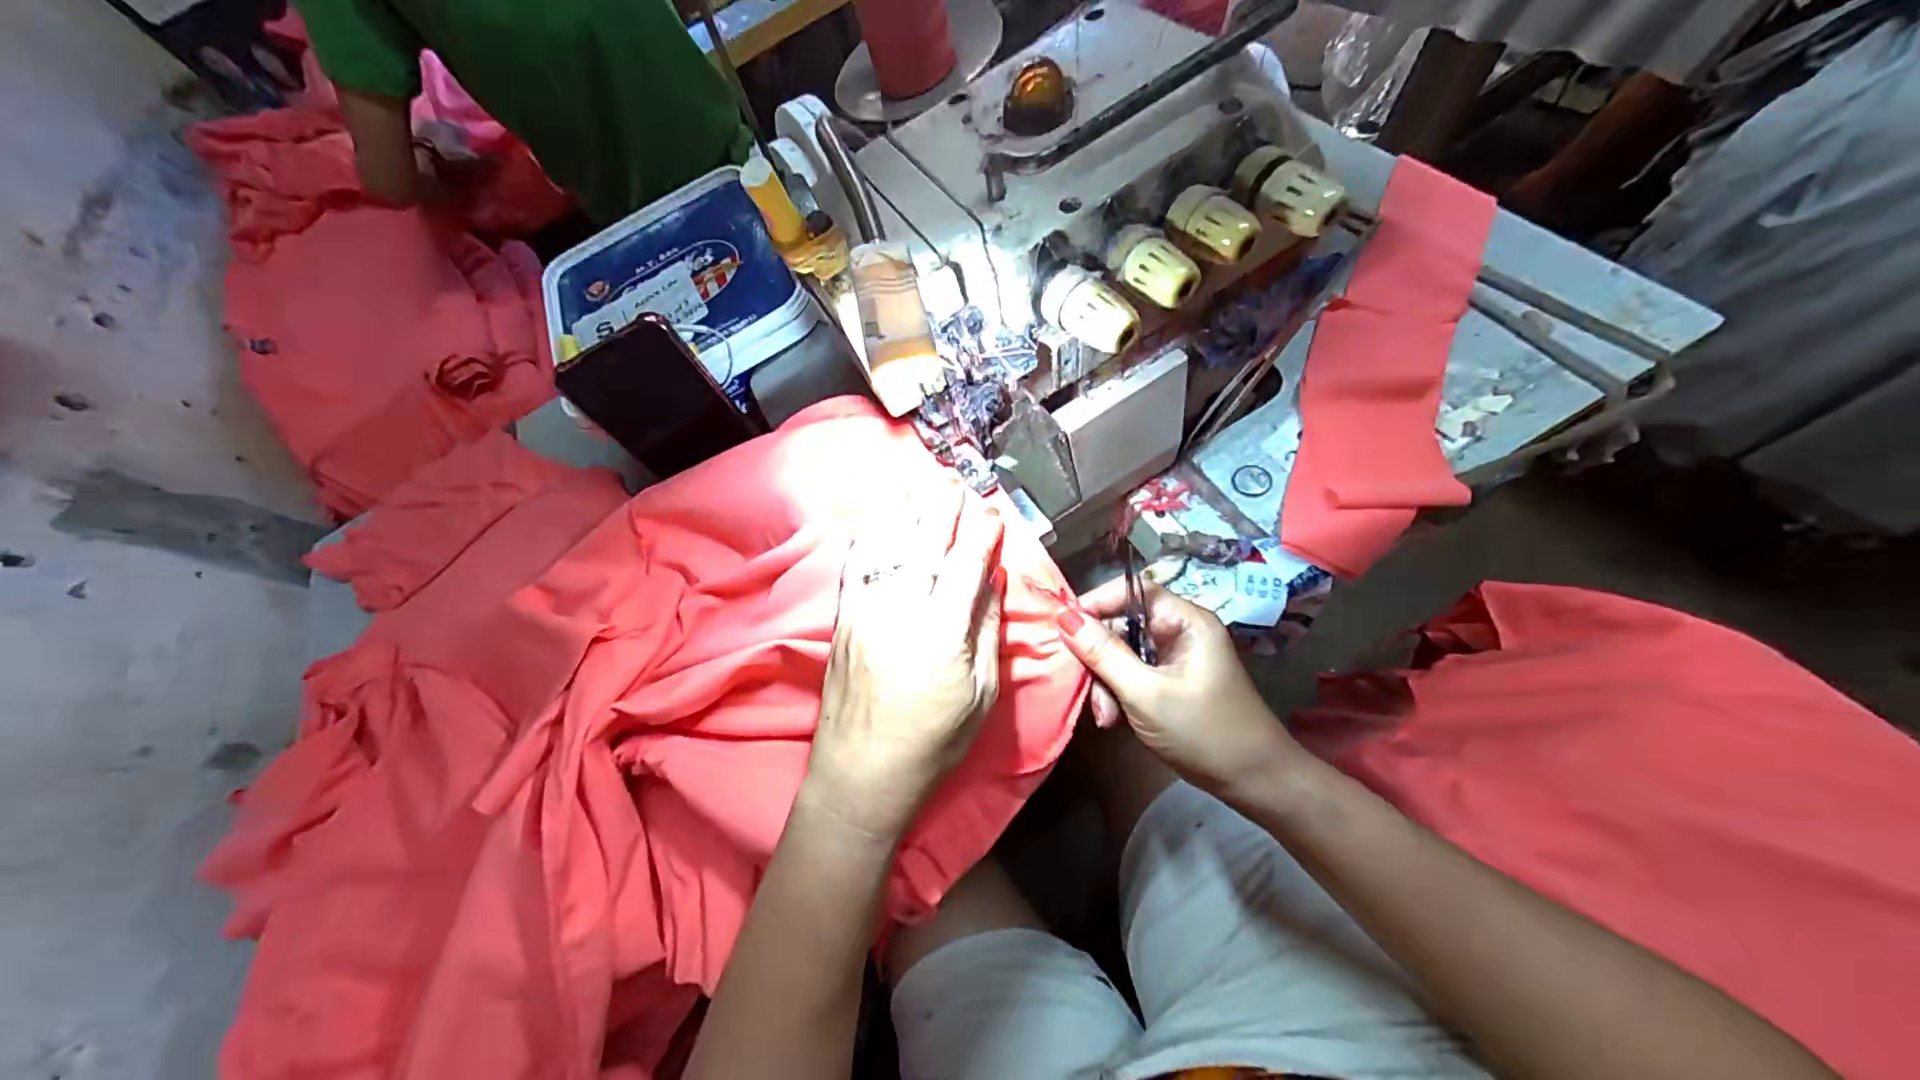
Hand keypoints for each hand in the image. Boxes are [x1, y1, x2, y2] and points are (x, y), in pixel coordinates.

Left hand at [803, 487, 1006, 841]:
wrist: (861, 775)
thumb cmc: (931, 745)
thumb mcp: (980, 695)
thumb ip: (987, 631)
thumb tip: (993, 583)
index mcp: (942, 633)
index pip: (965, 566)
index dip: (981, 534)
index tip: (992, 514)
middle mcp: (900, 613)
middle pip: (925, 546)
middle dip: (942, 509)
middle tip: (955, 483)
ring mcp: (865, 615)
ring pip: (887, 550)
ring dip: (905, 515)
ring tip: (919, 489)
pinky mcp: (842, 624)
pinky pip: (854, 571)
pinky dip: (867, 543)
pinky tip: (876, 525)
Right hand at [1055, 578, 1300, 797]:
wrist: (1253, 783)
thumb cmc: (1204, 733)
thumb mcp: (1145, 694)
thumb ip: (1103, 654)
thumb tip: (1063, 617)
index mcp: (1185, 622)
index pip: (1131, 592)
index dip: (1096, 603)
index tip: (1064, 628)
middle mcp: (1179, 632)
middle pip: (1121, 626)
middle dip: (1099, 660)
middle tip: (1089, 693)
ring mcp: (1174, 658)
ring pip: (1121, 654)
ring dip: (1106, 684)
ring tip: (1107, 718)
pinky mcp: (1169, 682)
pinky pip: (1131, 675)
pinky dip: (1118, 695)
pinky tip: (1114, 721)